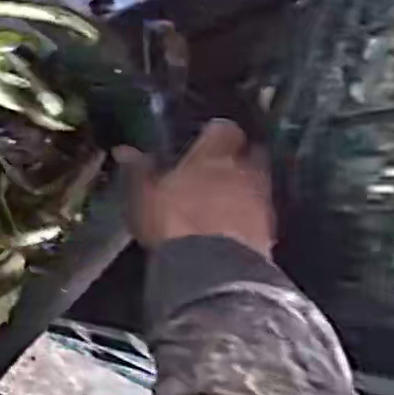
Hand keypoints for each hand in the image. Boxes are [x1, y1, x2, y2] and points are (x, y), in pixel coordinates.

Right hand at [113, 118, 274, 257]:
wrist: (212, 265)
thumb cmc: (171, 221)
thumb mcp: (142, 194)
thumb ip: (137, 169)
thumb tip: (124, 150)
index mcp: (212, 158)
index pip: (224, 129)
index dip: (215, 130)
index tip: (203, 134)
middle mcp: (243, 172)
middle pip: (251, 151)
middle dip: (237, 153)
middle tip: (214, 161)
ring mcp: (260, 199)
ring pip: (256, 179)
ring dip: (241, 181)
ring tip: (218, 190)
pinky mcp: (269, 225)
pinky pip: (257, 205)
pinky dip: (245, 206)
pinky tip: (226, 216)